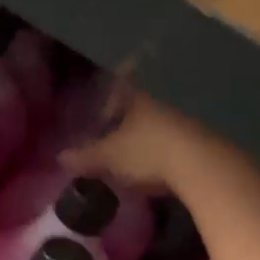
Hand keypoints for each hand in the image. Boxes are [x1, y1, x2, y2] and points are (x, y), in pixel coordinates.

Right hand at [61, 77, 256, 195]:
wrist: (199, 165)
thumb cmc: (146, 152)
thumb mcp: (108, 157)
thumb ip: (84, 157)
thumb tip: (59, 157)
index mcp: (138, 98)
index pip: (120, 88)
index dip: (107, 101)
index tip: (98, 116)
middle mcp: (161, 103)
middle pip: (138, 108)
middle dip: (124, 123)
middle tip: (109, 141)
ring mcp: (182, 121)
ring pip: (155, 125)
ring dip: (142, 139)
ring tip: (128, 160)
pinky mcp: (198, 142)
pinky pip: (170, 143)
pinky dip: (159, 153)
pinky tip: (152, 171)